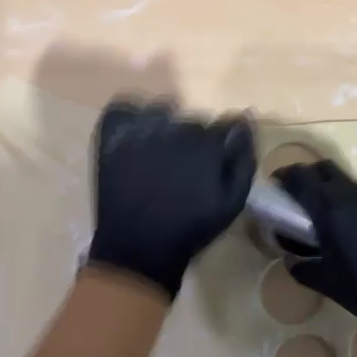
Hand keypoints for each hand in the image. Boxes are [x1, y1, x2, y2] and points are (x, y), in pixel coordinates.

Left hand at [85, 99, 255, 298]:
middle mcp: (174, 130)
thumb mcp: (232, 201)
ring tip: (159, 154)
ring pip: (161, 111)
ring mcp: (139, 131)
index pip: (223, 125)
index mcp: (206, 145)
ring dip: (165, 126)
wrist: (138, 248)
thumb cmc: (190, 229)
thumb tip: (246, 119)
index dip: (219, 146)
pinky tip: (136, 136)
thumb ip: (244, 158)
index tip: (212, 165)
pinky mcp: (111, 136)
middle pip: (192, 120)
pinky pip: (123, 108)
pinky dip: (131, 116)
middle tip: (184, 169)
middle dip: (193, 140)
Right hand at [275, 160, 356, 356]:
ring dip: (343, 200)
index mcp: (333, 211)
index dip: (285, 177)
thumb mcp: (330, 286)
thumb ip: (303, 268)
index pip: (300, 177)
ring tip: (346, 230)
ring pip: (356, 188)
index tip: (278, 185)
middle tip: (306, 201)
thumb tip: (291, 258)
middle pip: (328, 171)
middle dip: (312, 179)